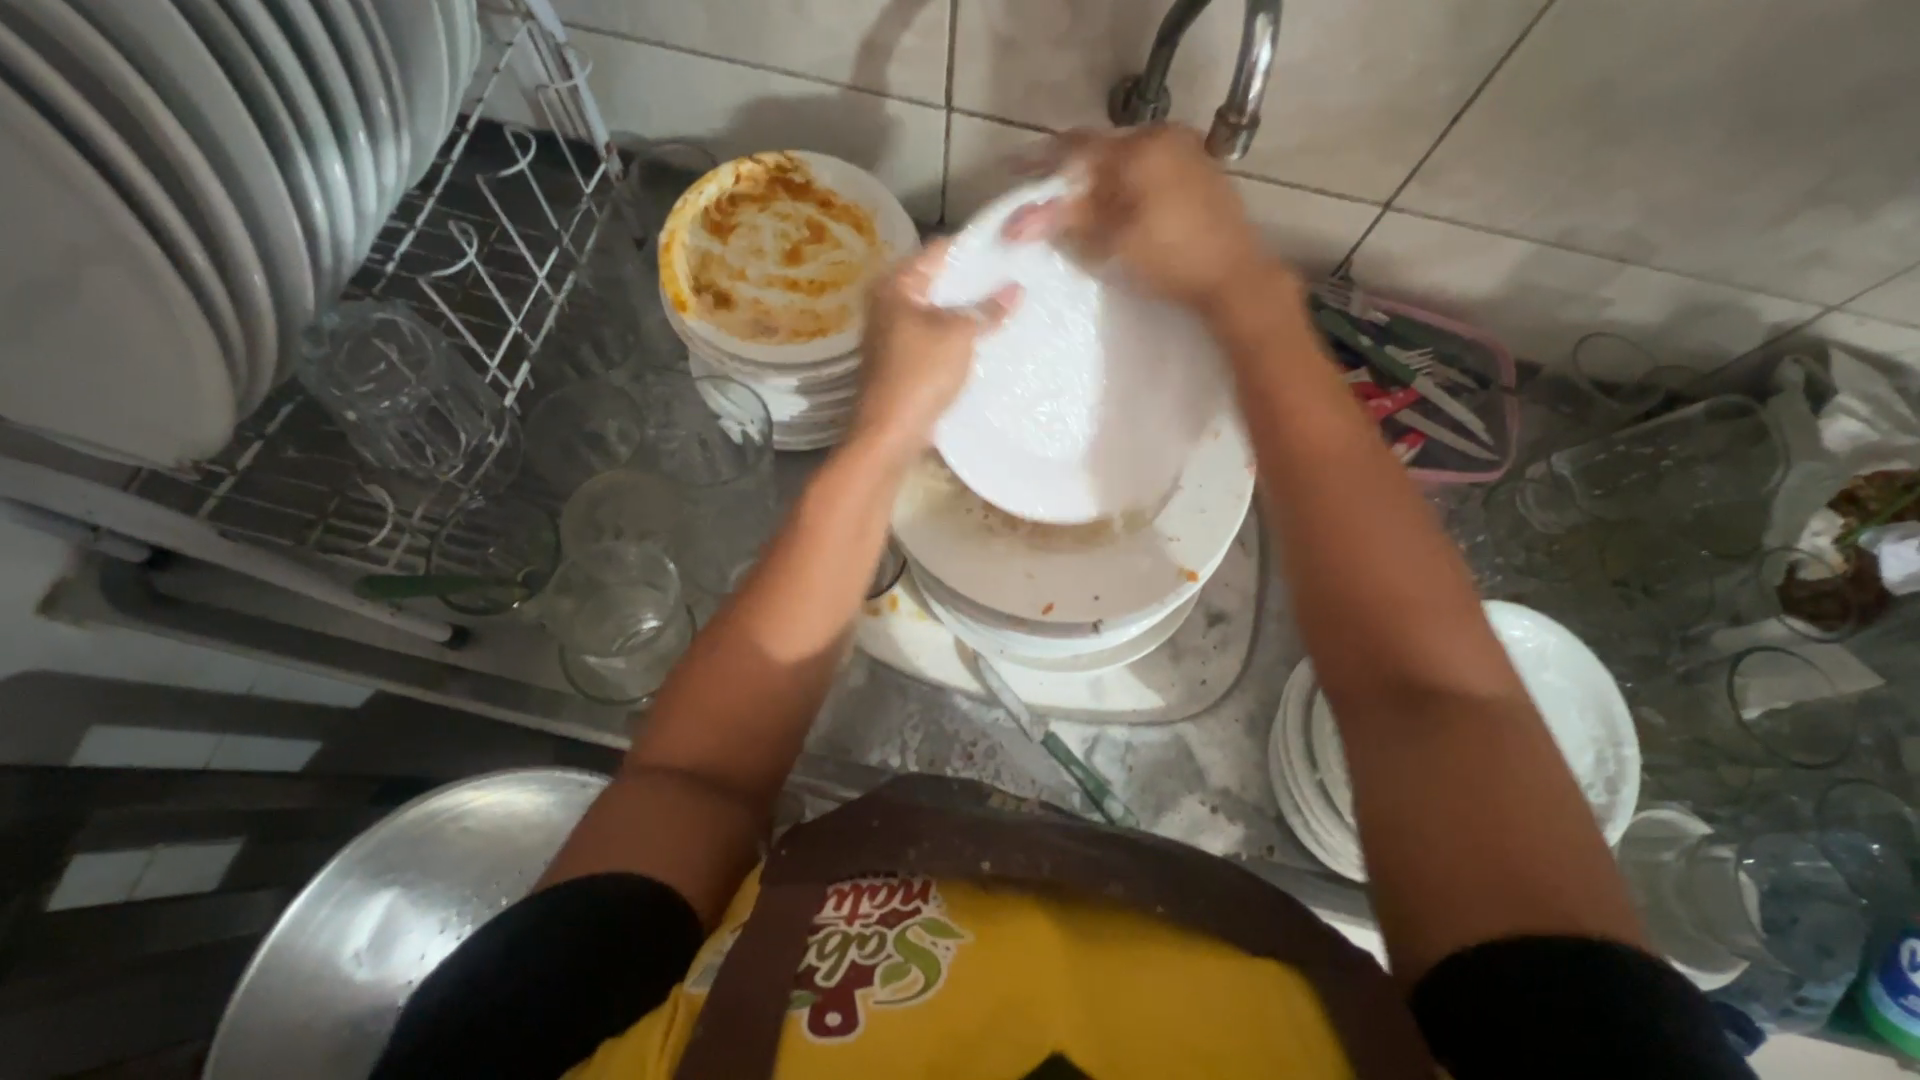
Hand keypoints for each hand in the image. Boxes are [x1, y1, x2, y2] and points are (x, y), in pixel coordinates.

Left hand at [852, 238, 1019, 455]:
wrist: (890, 432)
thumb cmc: (920, 373)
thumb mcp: (959, 335)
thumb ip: (987, 309)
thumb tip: (1016, 288)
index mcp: (895, 285)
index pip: (938, 251)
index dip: (973, 249)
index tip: (1007, 248)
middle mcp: (888, 303)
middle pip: (937, 282)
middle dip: (972, 282)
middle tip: (1013, 277)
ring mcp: (893, 333)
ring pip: (938, 311)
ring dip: (966, 311)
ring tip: (1006, 304)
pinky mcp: (902, 360)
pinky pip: (935, 337)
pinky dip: (956, 335)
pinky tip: (985, 337)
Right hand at [1006, 125, 1298, 314]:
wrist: (1235, 277)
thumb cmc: (1170, 257)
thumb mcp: (1111, 243)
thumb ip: (1068, 222)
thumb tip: (1022, 219)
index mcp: (1139, 147)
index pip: (1078, 147)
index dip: (1045, 162)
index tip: (1020, 173)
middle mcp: (1164, 137)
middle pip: (1104, 150)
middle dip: (1076, 172)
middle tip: (1052, 196)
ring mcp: (1188, 151)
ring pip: (1130, 160)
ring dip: (1104, 180)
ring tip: (1085, 208)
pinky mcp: (1202, 172)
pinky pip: (1153, 170)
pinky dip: (1131, 185)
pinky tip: (1123, 209)